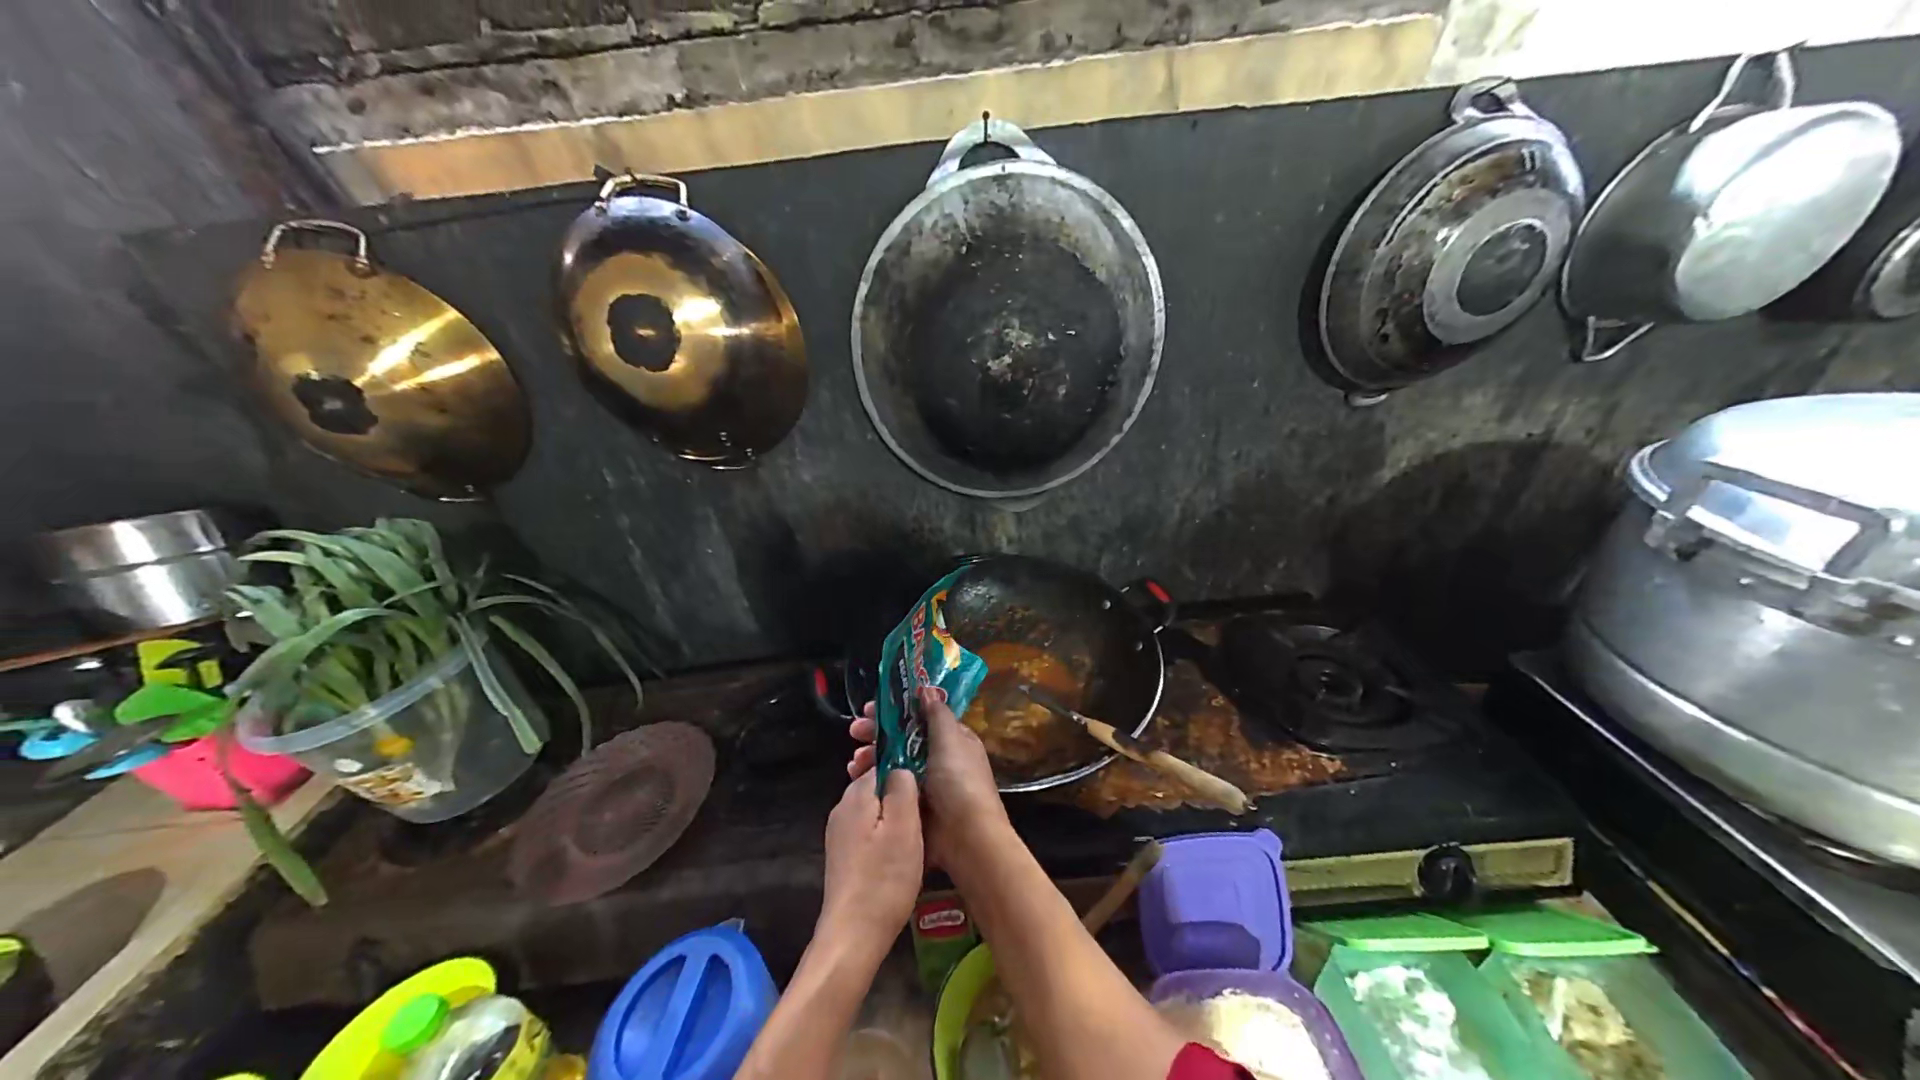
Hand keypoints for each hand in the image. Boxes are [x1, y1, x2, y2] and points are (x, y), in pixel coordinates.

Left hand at [818, 767, 923, 962]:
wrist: (853, 935)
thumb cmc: (884, 878)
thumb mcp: (904, 826)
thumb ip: (903, 787)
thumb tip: (903, 766)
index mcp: (856, 795)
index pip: (884, 762)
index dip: (908, 770)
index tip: (930, 786)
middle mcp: (843, 808)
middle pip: (879, 787)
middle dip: (903, 796)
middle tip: (929, 815)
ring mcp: (840, 834)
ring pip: (876, 811)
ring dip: (897, 820)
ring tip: (919, 837)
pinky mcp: (843, 857)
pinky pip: (870, 833)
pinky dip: (886, 838)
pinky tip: (901, 857)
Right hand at [848, 688, 1009, 870]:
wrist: (966, 838)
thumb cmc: (960, 782)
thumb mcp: (951, 741)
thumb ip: (936, 714)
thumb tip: (926, 688)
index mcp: (952, 739)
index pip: (919, 718)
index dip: (896, 710)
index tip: (871, 707)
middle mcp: (937, 758)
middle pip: (901, 739)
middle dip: (877, 734)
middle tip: (855, 732)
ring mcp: (923, 783)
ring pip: (890, 763)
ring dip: (870, 758)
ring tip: (855, 762)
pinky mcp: (911, 806)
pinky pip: (887, 787)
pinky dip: (871, 782)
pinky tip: (856, 779)